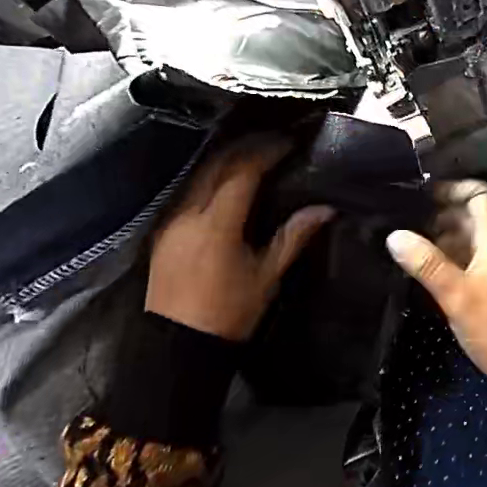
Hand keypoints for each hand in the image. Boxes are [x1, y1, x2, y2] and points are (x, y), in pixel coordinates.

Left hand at [145, 137, 334, 340]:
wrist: (178, 345)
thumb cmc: (229, 313)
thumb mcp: (266, 275)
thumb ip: (293, 237)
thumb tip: (324, 209)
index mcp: (216, 224)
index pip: (242, 172)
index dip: (266, 151)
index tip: (288, 142)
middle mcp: (188, 214)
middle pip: (217, 165)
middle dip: (246, 147)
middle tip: (273, 141)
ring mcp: (171, 220)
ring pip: (199, 174)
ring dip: (226, 159)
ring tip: (254, 154)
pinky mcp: (162, 231)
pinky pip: (187, 190)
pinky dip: (210, 177)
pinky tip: (226, 181)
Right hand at [386, 181, 486, 408]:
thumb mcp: (458, 295)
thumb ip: (427, 264)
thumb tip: (394, 235)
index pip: (478, 194)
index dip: (451, 188)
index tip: (419, 196)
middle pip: (468, 215)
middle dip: (436, 214)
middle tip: (400, 219)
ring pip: (465, 239)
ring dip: (438, 237)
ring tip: (403, 242)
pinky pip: (466, 261)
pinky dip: (445, 259)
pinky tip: (420, 269)